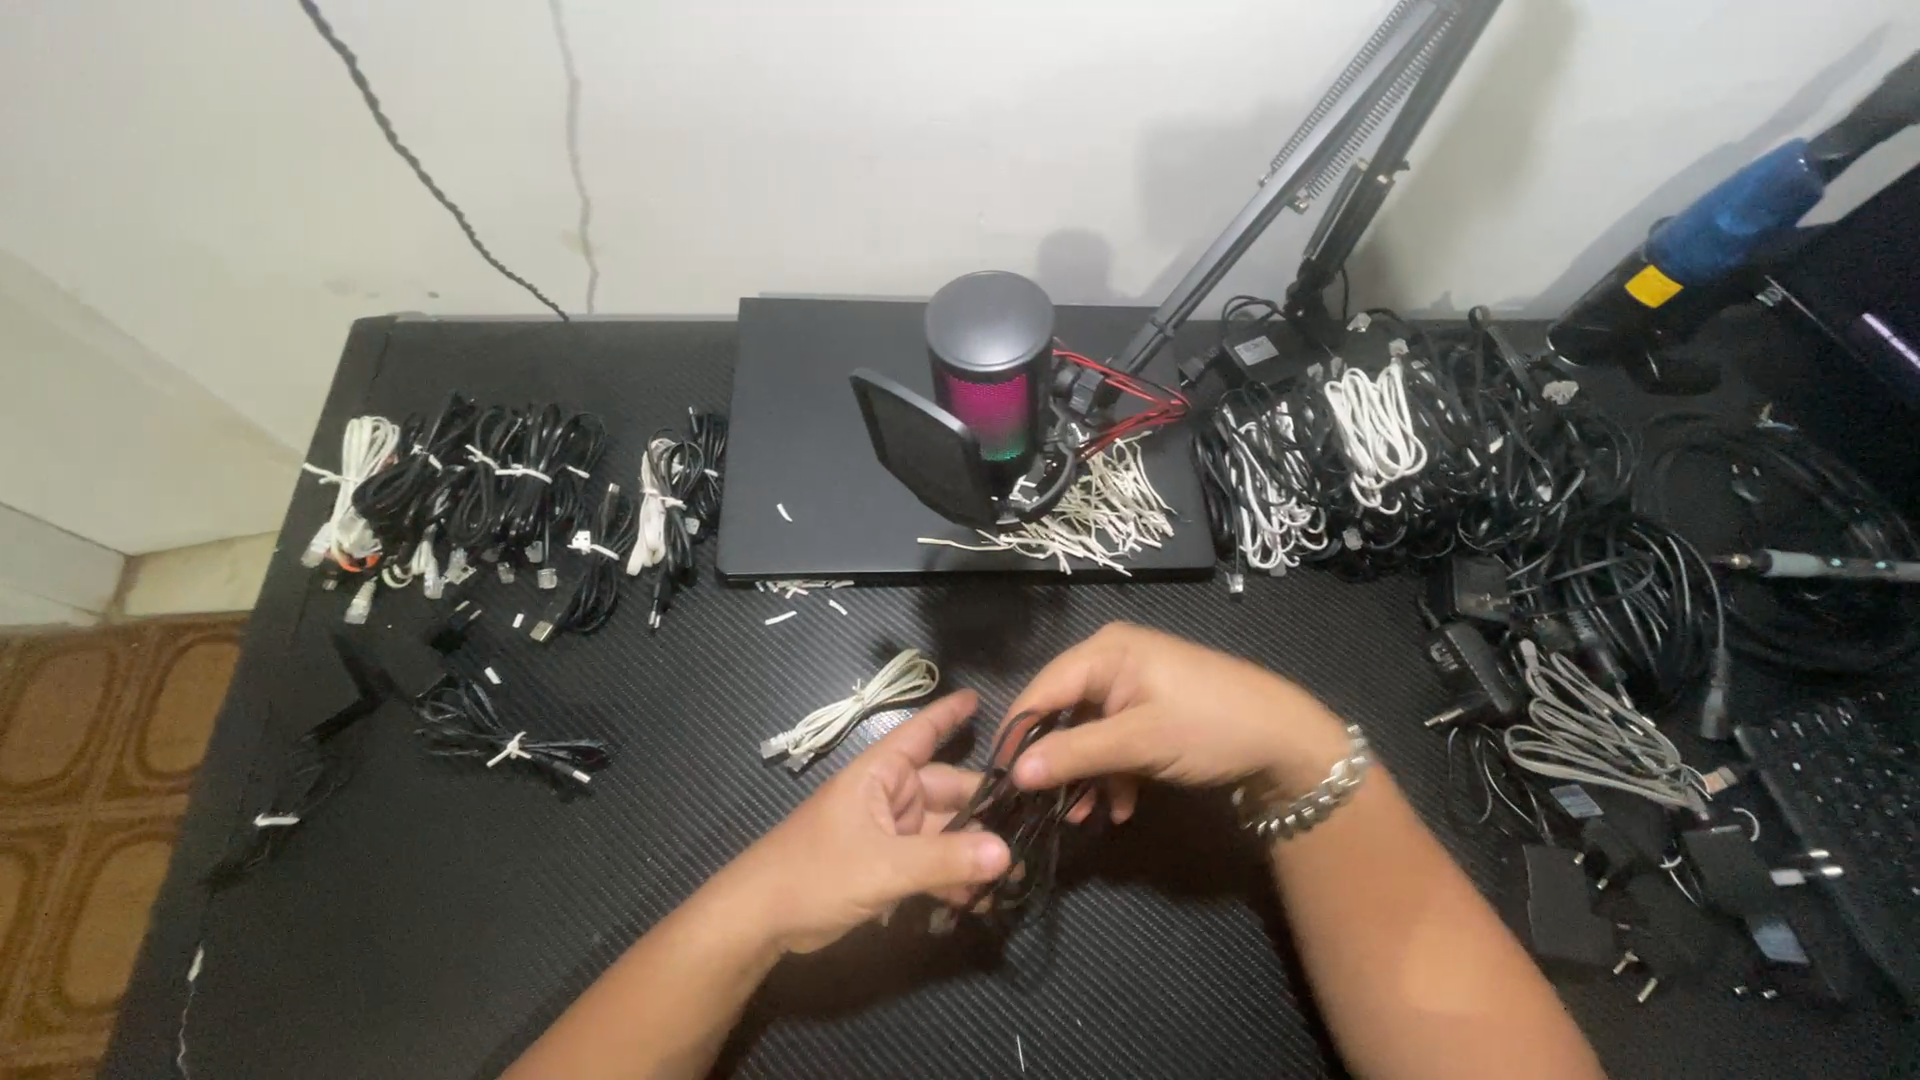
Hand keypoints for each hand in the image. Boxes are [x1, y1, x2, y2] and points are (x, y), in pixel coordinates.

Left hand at [714, 690, 1011, 953]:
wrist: (760, 921)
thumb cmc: (814, 872)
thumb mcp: (883, 866)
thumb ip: (945, 860)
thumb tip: (1007, 852)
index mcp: (881, 774)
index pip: (922, 732)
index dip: (950, 715)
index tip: (983, 700)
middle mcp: (890, 796)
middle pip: (948, 791)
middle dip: (985, 812)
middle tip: (1029, 829)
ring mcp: (889, 833)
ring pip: (944, 833)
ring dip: (973, 853)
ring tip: (1012, 878)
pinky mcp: (887, 867)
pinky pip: (930, 864)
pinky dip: (952, 879)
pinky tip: (981, 902)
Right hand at [1003, 623, 1353, 819]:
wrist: (1289, 743)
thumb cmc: (1211, 727)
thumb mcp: (1139, 742)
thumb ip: (1074, 755)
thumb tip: (1014, 774)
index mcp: (1105, 651)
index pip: (1041, 690)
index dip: (1017, 734)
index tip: (1000, 781)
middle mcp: (1111, 661)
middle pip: (1062, 712)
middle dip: (1055, 761)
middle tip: (1040, 805)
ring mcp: (1132, 686)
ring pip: (1087, 732)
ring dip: (1084, 775)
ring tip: (1080, 817)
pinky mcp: (1148, 711)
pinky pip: (1113, 740)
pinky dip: (1112, 773)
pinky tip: (1120, 808)